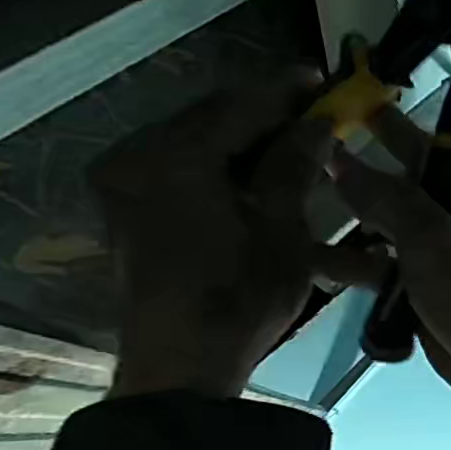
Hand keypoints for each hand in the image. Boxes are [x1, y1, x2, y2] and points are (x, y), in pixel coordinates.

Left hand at [90, 75, 336, 398]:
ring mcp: (125, 181)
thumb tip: (319, 119)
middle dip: (268, 112)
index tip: (326, 81)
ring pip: (198, 138)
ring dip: (247, 137)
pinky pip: (181, 163)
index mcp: (172, 159)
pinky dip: (223, 161)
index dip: (288, 90)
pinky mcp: (128, 204)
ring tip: (294, 141)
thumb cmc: (239, 299)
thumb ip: (296, 164)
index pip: (240, 105)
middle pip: (213, 116)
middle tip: (315, 114)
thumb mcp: (283, 229)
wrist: (181, 368)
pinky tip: (257, 171)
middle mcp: (136, 157)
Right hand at [325, 108, 450, 449]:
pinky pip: (393, 261)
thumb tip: (343, 161)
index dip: (397, 128)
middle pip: (412, 185)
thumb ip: (391, 203)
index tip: (356, 106)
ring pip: (397, 225)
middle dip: (367, 172)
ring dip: (356, 221)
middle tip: (316, 147)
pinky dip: (361, 260)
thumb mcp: (437, 246)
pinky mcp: (433, 283)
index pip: (440, 149)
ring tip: (300, 203)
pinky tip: (315, 259)